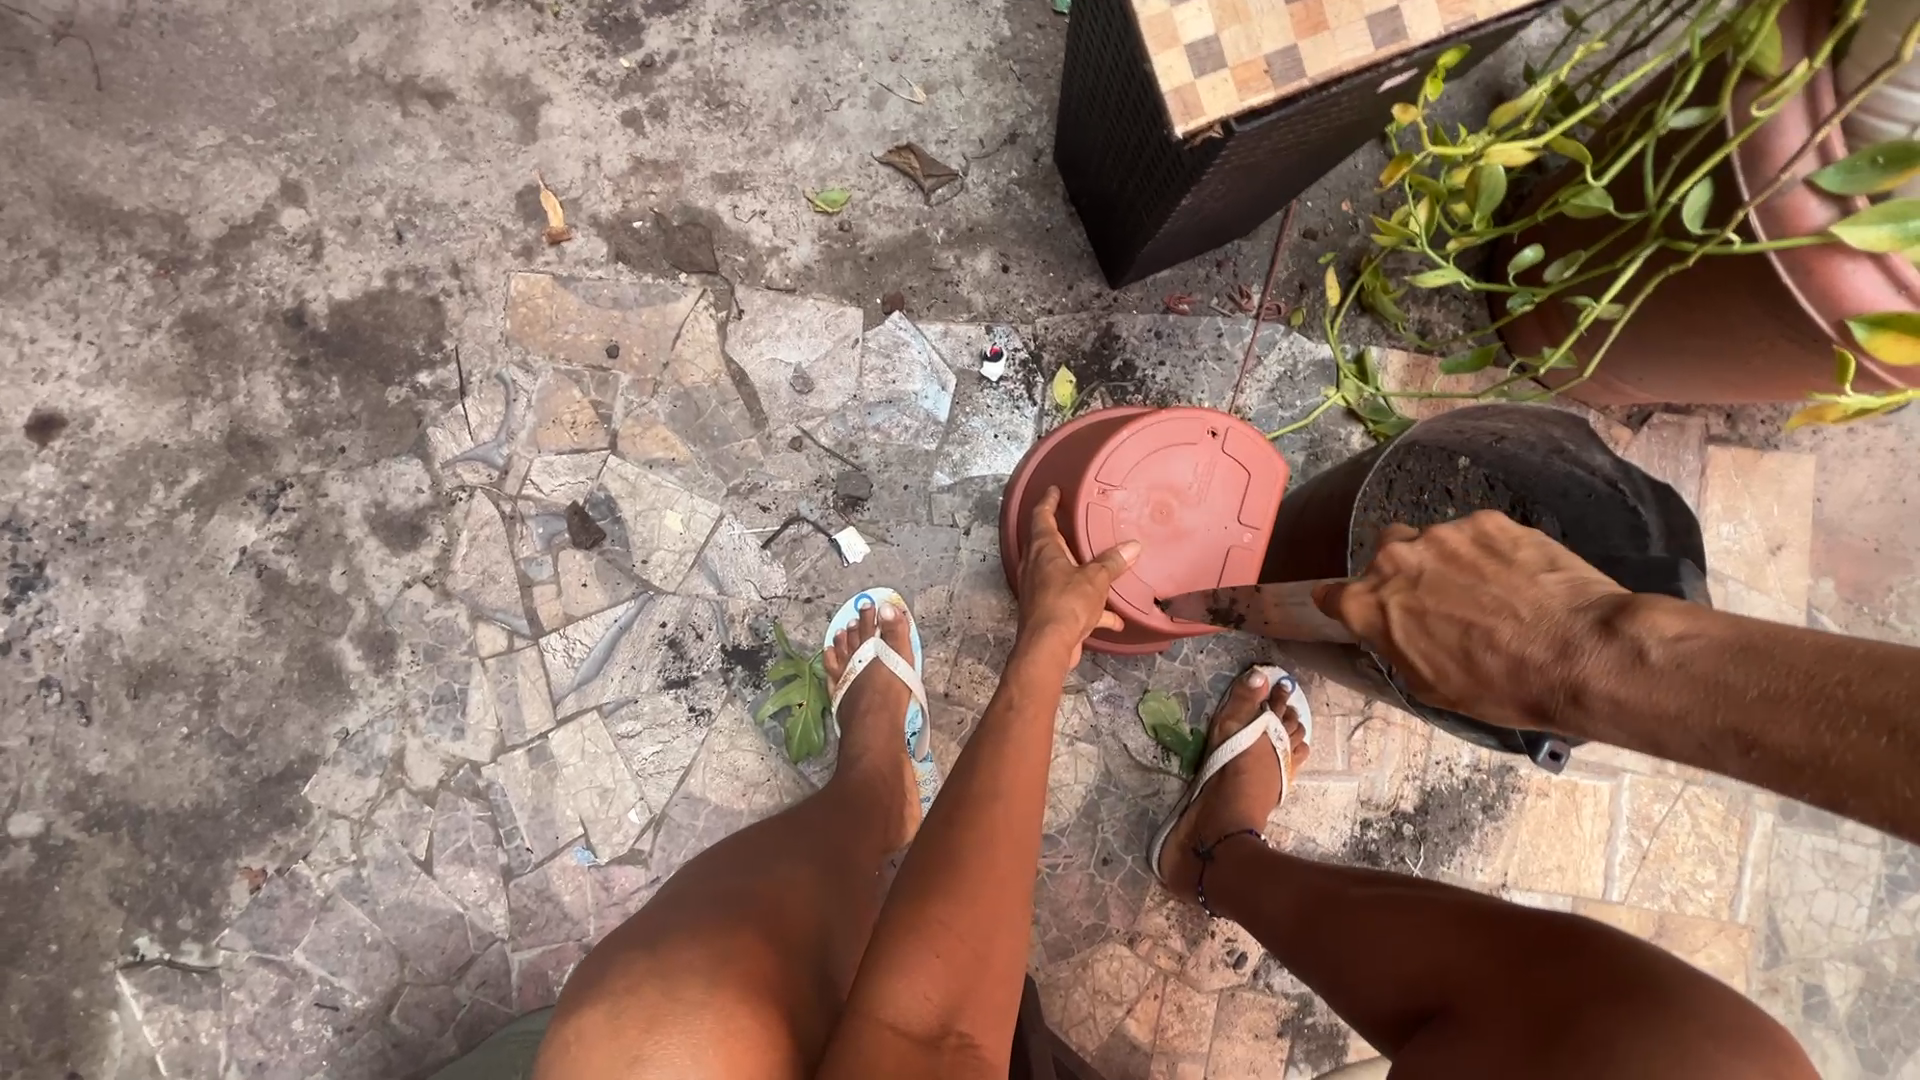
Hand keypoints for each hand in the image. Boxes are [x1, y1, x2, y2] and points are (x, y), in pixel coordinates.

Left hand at [1016, 487, 1141, 665]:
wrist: (1048, 646)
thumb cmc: (1066, 603)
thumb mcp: (1095, 579)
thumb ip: (1113, 562)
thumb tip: (1133, 546)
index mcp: (1043, 550)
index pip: (1041, 517)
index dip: (1047, 501)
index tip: (1053, 491)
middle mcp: (1035, 567)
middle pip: (1045, 544)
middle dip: (1060, 534)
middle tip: (1073, 524)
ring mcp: (1038, 590)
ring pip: (1058, 574)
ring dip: (1077, 572)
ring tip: (1097, 569)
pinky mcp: (1047, 612)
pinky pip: (1071, 604)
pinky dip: (1090, 610)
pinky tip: (1113, 620)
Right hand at [1313, 511, 1631, 733]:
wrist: (1586, 654)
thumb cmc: (1503, 685)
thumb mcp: (1429, 686)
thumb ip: (1397, 646)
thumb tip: (1398, 632)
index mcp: (1367, 605)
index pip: (1330, 594)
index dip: (1343, 603)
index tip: (1362, 611)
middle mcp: (1393, 560)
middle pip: (1382, 556)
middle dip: (1402, 574)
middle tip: (1438, 602)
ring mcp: (1442, 535)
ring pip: (1432, 542)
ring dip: (1448, 562)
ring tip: (1491, 592)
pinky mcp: (1488, 521)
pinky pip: (1476, 534)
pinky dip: (1489, 552)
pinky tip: (1521, 579)